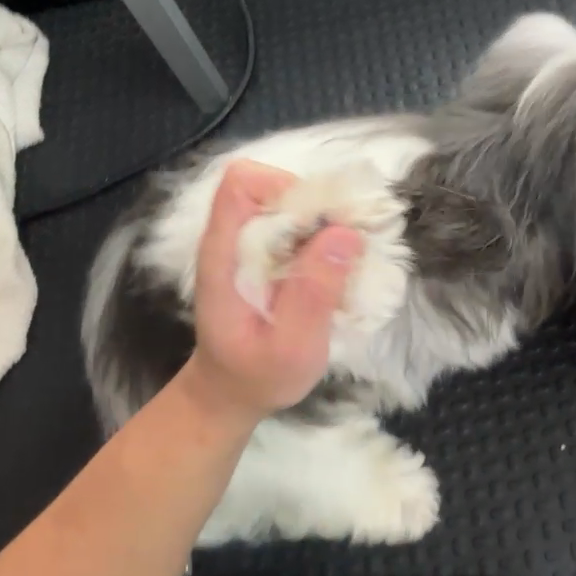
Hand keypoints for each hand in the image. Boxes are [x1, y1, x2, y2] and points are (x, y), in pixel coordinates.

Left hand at [177, 160, 361, 426]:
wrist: (233, 393)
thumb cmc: (256, 376)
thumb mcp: (291, 348)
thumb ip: (314, 293)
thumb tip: (346, 234)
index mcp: (224, 254)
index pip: (243, 182)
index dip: (288, 189)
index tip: (324, 227)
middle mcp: (235, 239)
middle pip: (276, 188)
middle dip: (320, 210)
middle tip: (350, 252)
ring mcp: (252, 246)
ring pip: (294, 206)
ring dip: (329, 227)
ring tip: (348, 270)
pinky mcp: (270, 256)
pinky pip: (302, 230)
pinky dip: (327, 244)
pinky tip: (338, 278)